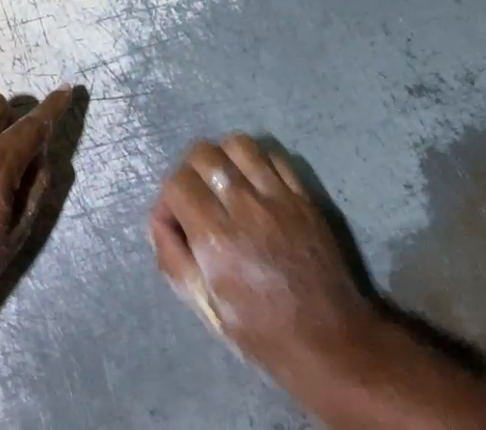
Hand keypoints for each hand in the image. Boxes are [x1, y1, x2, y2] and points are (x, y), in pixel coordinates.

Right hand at [149, 135, 382, 385]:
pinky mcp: (304, 197)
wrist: (327, 341)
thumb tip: (158, 219)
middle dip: (190, 171)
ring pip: (239, 144)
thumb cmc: (260, 331)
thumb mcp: (204, 306)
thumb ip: (172, 257)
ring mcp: (279, 198)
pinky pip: (274, 157)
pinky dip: (256, 162)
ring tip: (225, 183)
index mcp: (216, 238)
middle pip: (204, 153)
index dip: (168, 198)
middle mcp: (245, 208)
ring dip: (223, 158)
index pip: (177, 182)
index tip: (176, 220)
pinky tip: (254, 185)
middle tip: (196, 198)